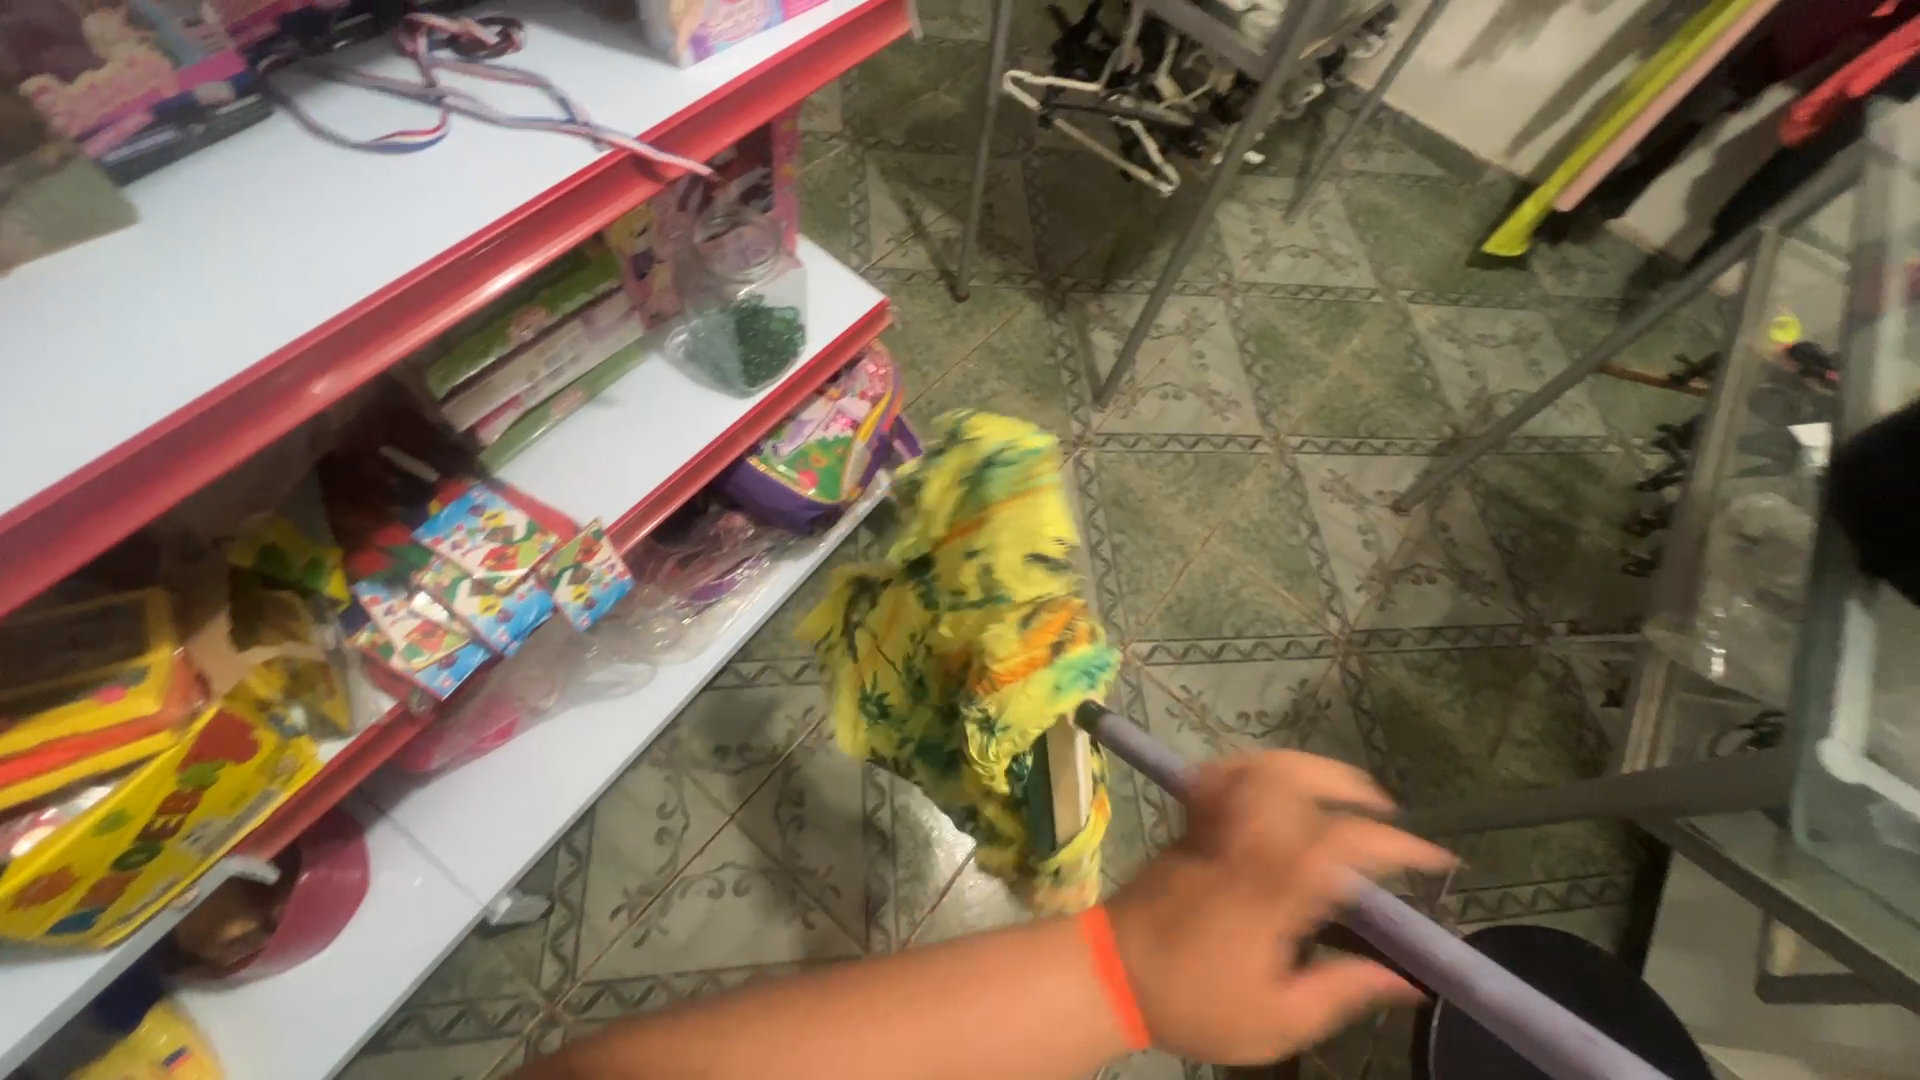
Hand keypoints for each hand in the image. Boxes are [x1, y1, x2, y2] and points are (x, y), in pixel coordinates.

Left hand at [1104, 751, 1454, 1064]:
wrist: (1111, 974)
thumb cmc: (1193, 1002)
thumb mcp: (1278, 1019)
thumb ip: (1343, 991)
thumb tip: (1405, 979)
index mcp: (1270, 894)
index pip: (1340, 846)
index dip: (1393, 845)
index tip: (1433, 858)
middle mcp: (1239, 846)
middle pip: (1289, 781)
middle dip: (1342, 781)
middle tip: (1379, 806)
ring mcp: (1206, 829)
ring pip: (1251, 768)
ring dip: (1299, 766)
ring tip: (1332, 786)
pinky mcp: (1185, 826)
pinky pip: (1215, 778)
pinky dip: (1248, 767)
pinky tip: (1270, 782)